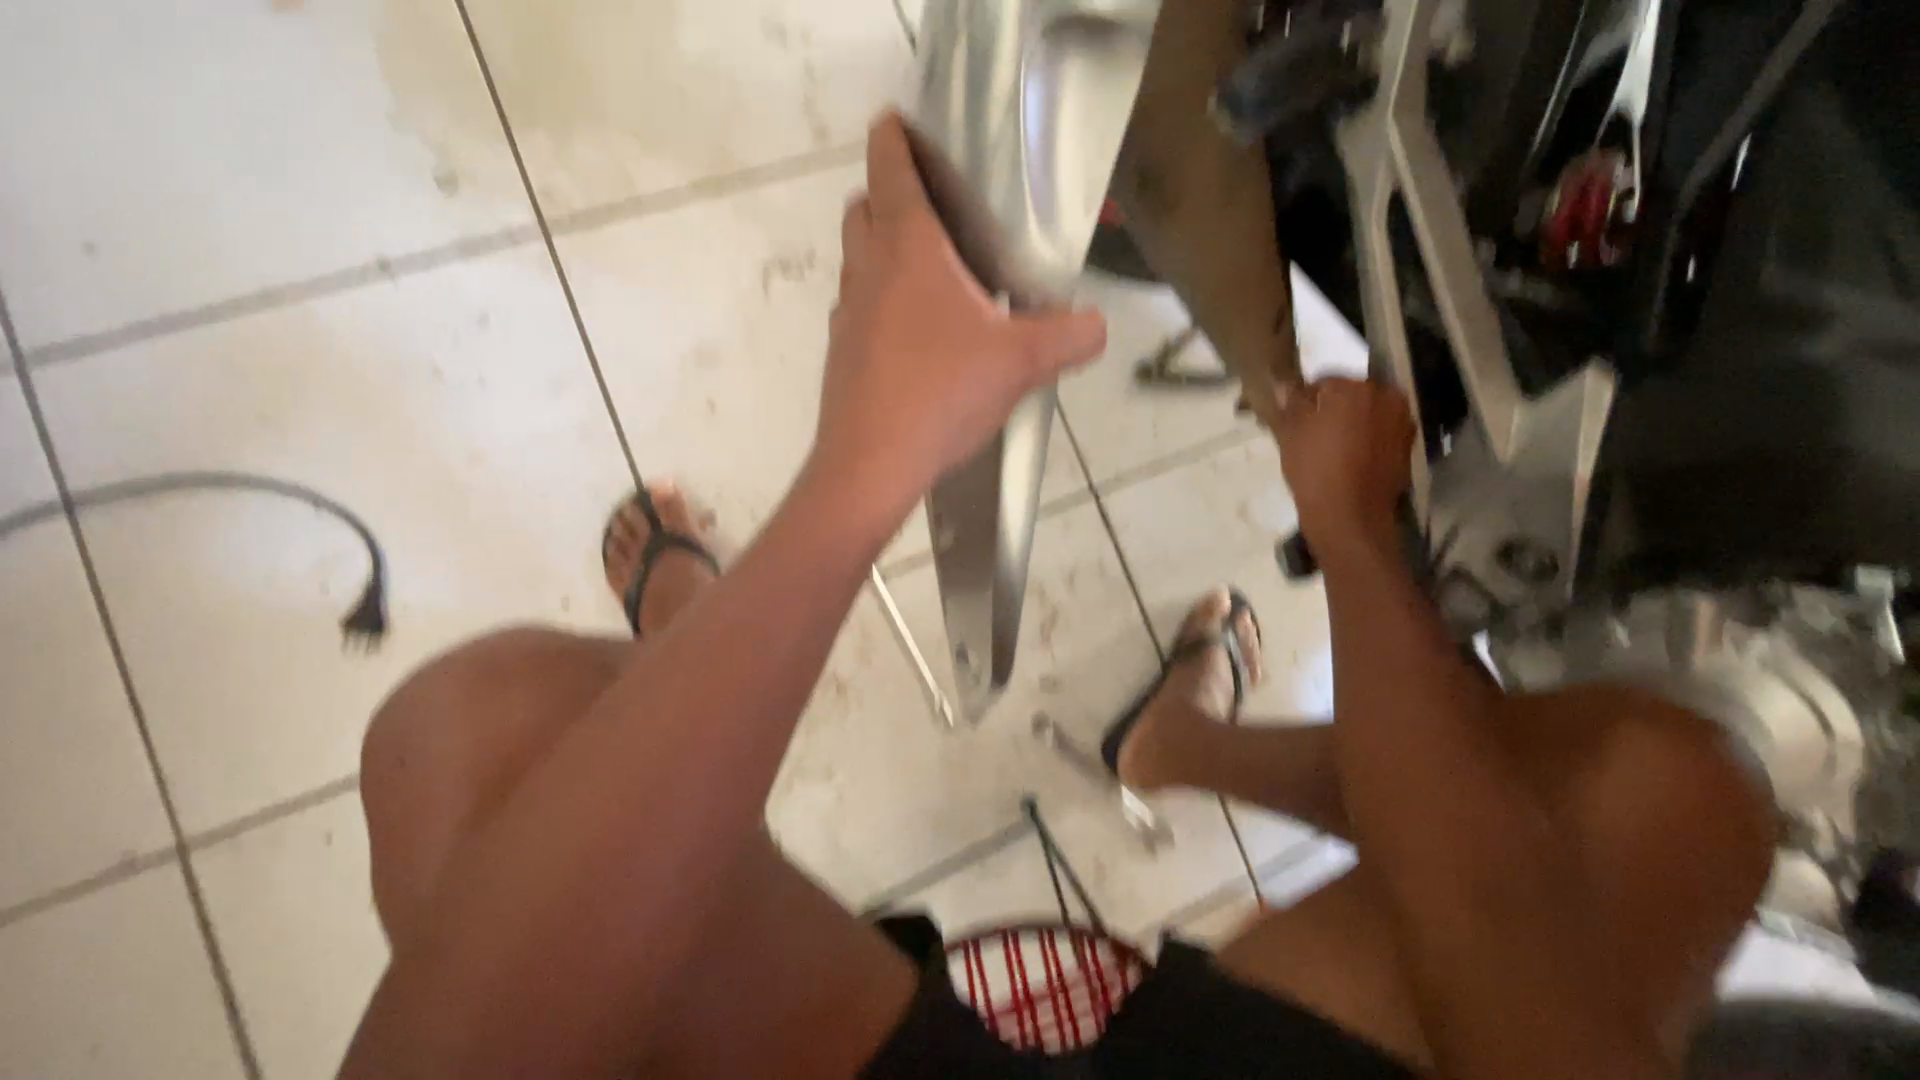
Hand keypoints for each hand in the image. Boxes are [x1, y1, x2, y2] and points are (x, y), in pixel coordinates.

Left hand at [810, 113, 1106, 508]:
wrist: (871, 464)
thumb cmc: (942, 393)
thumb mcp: (1021, 362)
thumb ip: (1069, 337)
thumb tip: (1097, 327)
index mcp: (909, 249)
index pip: (891, 170)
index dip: (893, 141)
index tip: (897, 124)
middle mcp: (868, 271)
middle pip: (863, 210)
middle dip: (887, 196)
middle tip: (931, 210)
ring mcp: (846, 315)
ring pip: (856, 262)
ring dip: (881, 252)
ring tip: (930, 276)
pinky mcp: (841, 355)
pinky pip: (858, 310)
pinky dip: (879, 304)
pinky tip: (916, 339)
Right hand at [1271, 378, 1415, 549]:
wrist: (1350, 515)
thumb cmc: (1314, 469)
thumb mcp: (1290, 434)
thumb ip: (1290, 403)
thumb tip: (1285, 385)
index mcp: (1354, 386)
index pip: (1324, 381)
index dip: (1306, 398)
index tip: (1295, 417)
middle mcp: (1385, 395)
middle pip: (1353, 394)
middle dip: (1335, 407)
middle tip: (1314, 431)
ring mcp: (1402, 420)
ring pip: (1370, 413)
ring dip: (1353, 422)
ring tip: (1333, 446)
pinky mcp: (1408, 445)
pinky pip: (1382, 432)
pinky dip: (1368, 438)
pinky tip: (1351, 457)